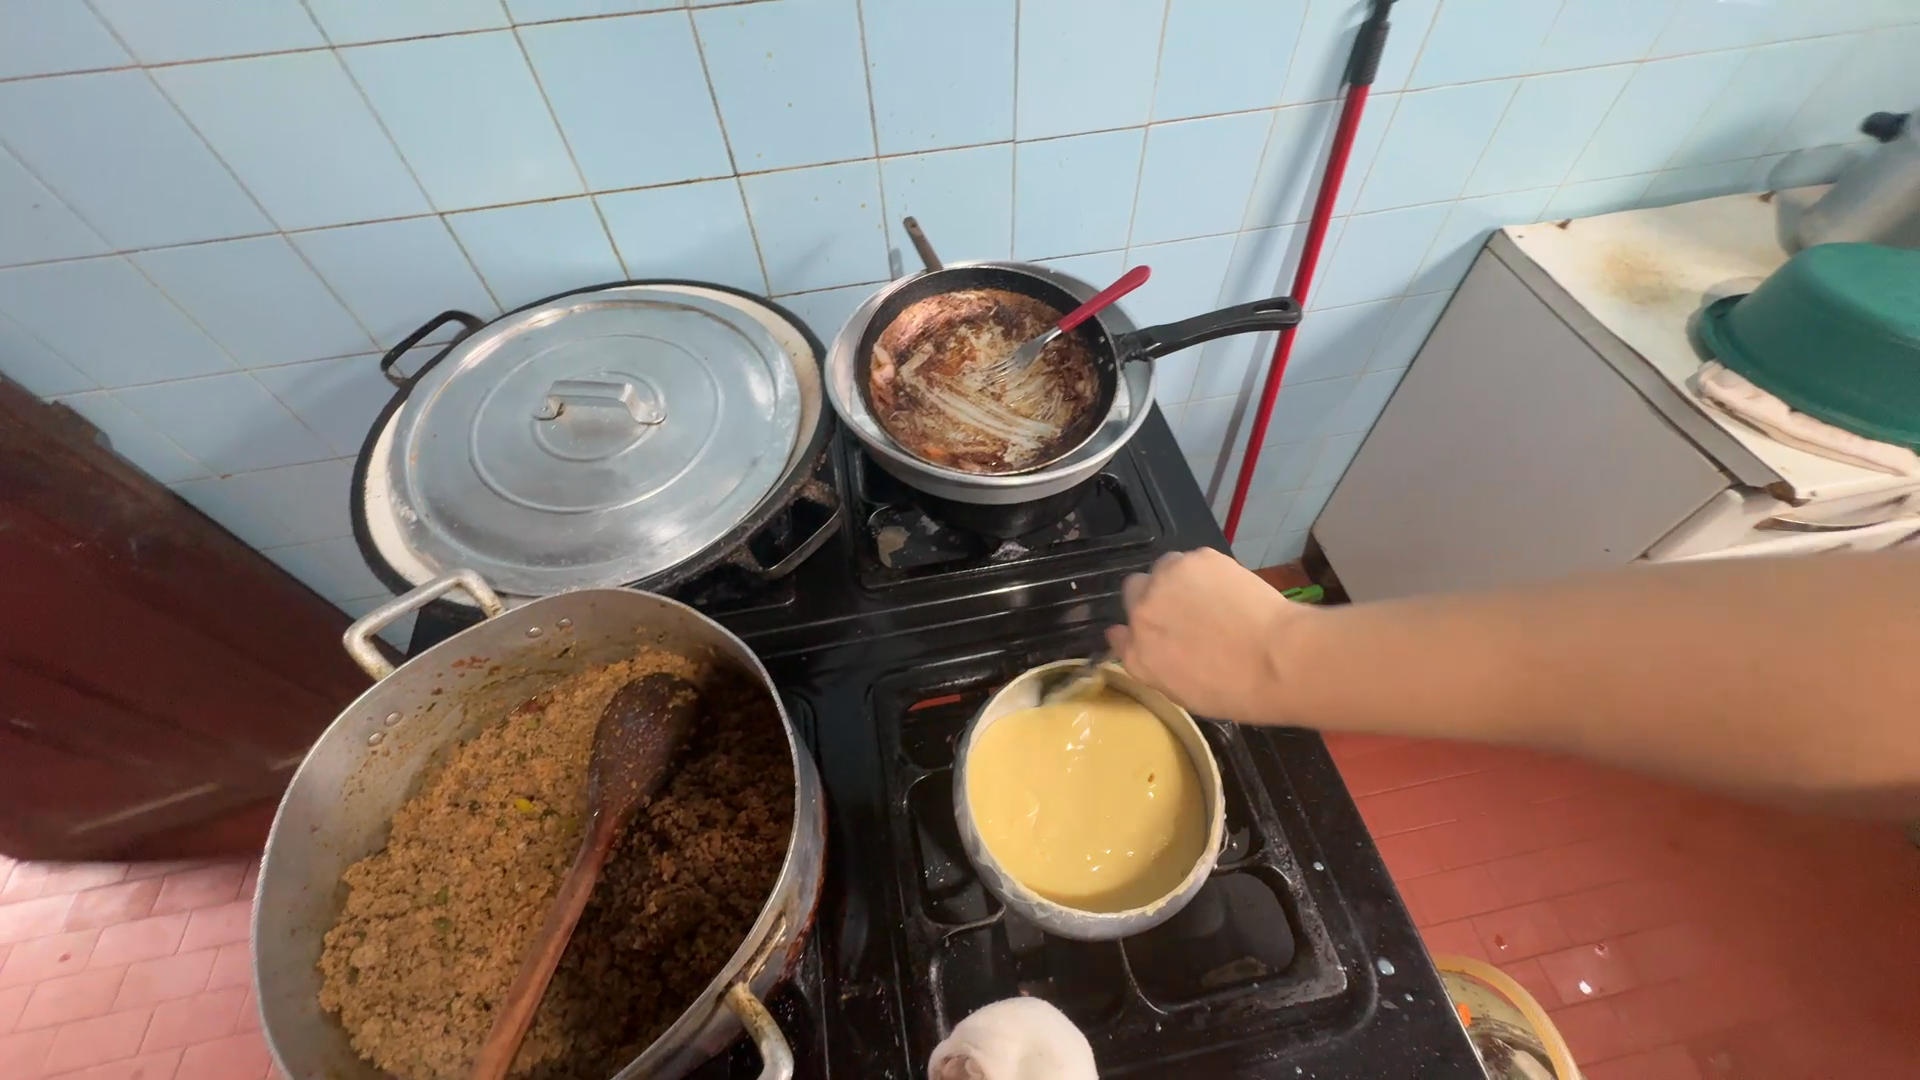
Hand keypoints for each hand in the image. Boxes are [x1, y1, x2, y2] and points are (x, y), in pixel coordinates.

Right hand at [1106, 548, 1307, 724]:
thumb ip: (1151, 665)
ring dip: (1176, 580)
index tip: (1154, 633)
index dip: (1135, 632)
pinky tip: (1230, 588)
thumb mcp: (1184, 693)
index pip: (1118, 637)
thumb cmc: (1238, 690)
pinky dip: (1207, 571)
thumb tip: (1129, 640)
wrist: (1279, 658)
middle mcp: (1141, 613)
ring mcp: (1166, 581)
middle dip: (1152, 597)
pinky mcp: (1196, 559)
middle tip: (1184, 611)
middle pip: (1134, 591)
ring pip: (1163, 568)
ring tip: (1209, 596)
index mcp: (1138, 655)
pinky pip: (1194, 560)